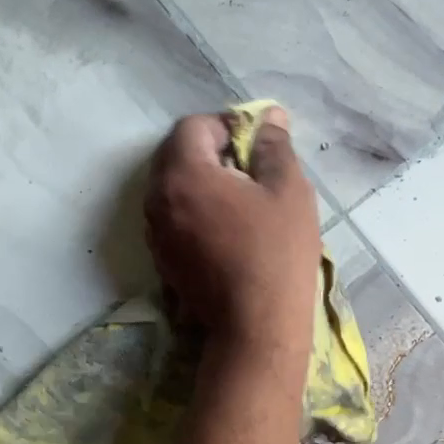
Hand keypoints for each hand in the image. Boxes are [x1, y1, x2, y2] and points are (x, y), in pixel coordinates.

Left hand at [145, 108, 319, 349]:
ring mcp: (156, 232)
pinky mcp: (163, 259)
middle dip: (211, 152)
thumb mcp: (288, 190)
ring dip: (202, 182)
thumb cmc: (276, 252)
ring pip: (173, 188)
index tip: (256, 146)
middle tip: (251, 171)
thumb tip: (269, 117)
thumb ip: (273, 146)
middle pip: (176, 155)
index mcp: (183, 174)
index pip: (192, 126)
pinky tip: (228, 230)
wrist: (256, 326)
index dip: (226, 126)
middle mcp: (157, 199)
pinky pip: (173, 218)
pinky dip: (195, 211)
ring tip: (242, 201)